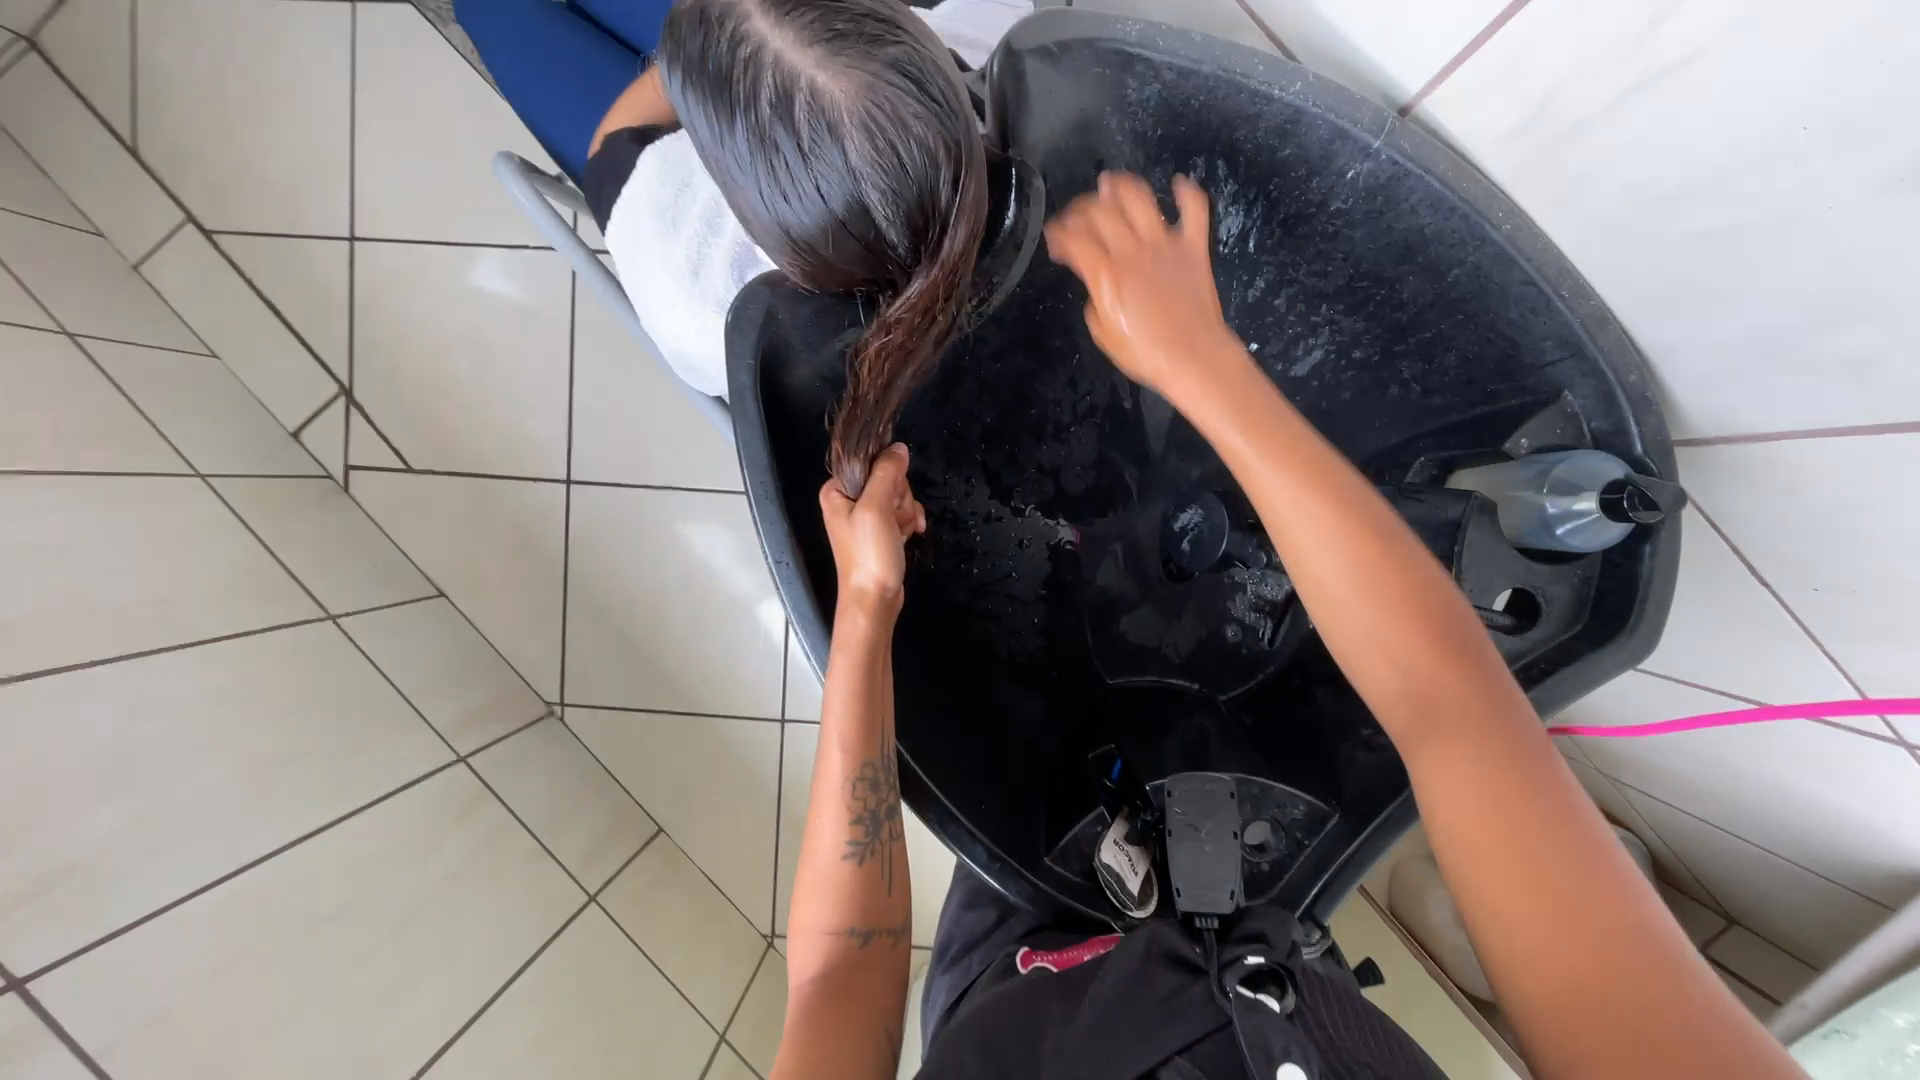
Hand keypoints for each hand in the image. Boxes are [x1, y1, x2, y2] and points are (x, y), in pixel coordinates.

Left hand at [820, 443, 925, 621]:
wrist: (874, 600)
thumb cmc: (869, 555)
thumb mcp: (876, 508)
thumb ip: (886, 473)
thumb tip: (899, 447)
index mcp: (837, 490)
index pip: (870, 462)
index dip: (887, 476)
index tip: (889, 497)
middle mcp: (849, 500)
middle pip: (888, 478)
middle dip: (900, 498)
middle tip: (893, 520)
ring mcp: (867, 517)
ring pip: (900, 495)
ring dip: (907, 512)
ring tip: (900, 533)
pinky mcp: (882, 531)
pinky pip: (903, 513)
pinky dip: (910, 522)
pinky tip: (911, 535)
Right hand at [1045, 172, 1247, 399]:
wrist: (1194, 358)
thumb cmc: (1145, 354)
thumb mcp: (1103, 333)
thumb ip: (1095, 299)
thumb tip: (1098, 285)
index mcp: (1106, 274)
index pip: (1074, 239)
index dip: (1058, 234)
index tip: (1053, 239)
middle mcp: (1133, 251)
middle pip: (1099, 211)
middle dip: (1079, 208)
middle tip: (1074, 215)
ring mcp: (1165, 244)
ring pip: (1139, 198)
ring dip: (1121, 186)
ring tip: (1110, 184)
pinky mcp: (1193, 247)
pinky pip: (1194, 208)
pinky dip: (1186, 192)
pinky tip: (1177, 184)